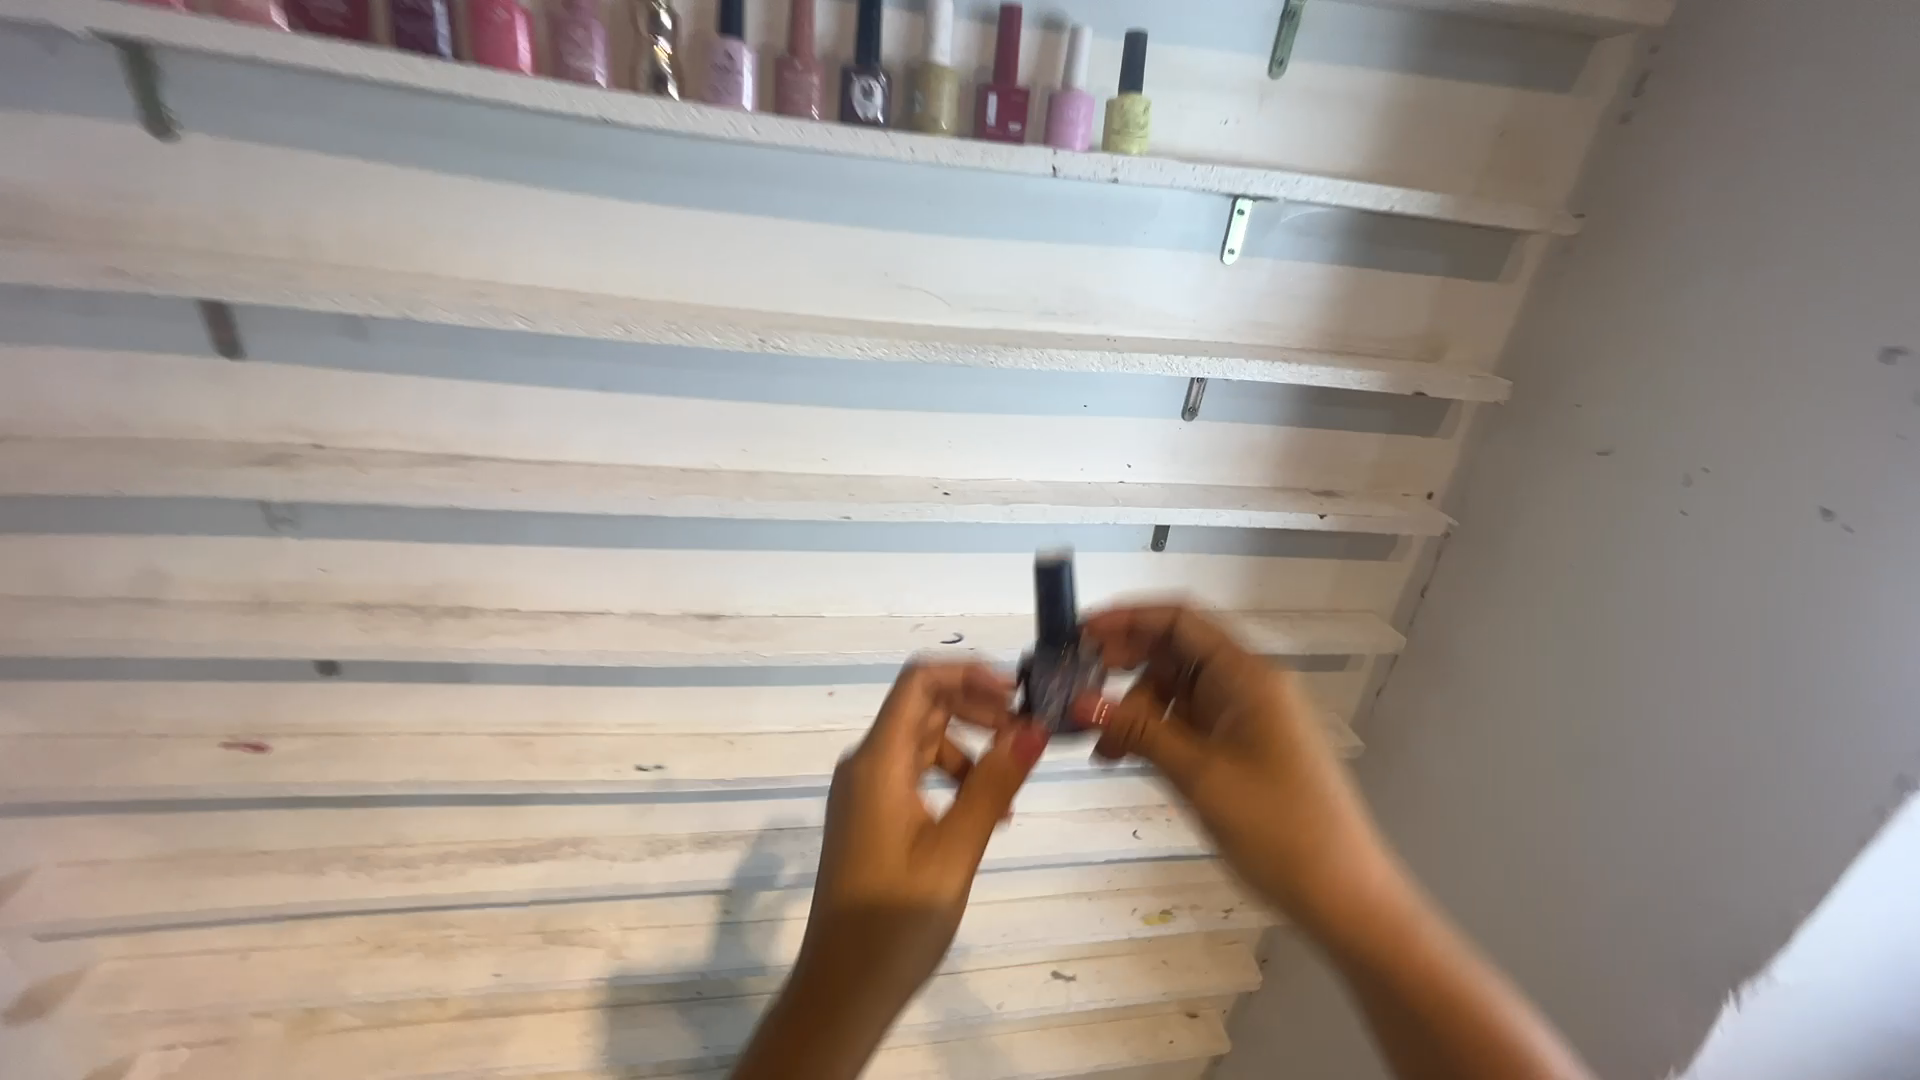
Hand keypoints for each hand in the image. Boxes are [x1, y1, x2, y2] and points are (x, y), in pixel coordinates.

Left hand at [805, 661, 1048, 993]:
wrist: (842, 992)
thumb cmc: (896, 921)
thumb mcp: (955, 850)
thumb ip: (993, 783)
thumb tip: (1034, 728)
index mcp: (877, 762)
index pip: (919, 683)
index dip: (968, 673)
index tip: (1017, 693)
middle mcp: (865, 764)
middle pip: (923, 709)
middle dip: (977, 709)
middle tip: (1026, 735)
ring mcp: (865, 791)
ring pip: (924, 743)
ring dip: (970, 750)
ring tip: (1011, 789)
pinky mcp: (872, 815)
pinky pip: (916, 775)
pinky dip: (953, 780)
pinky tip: (985, 813)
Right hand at [1070, 604, 1389, 934]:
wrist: (1344, 897)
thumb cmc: (1277, 827)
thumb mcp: (1199, 775)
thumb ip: (1137, 731)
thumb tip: (1078, 701)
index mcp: (1246, 675)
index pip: (1179, 620)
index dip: (1127, 618)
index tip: (1079, 634)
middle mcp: (1247, 685)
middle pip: (1175, 652)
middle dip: (1124, 665)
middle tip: (1078, 688)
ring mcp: (1246, 717)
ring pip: (1177, 691)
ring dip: (1135, 709)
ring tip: (1102, 747)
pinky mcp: (1243, 748)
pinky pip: (1188, 723)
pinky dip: (1155, 733)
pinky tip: (1125, 757)